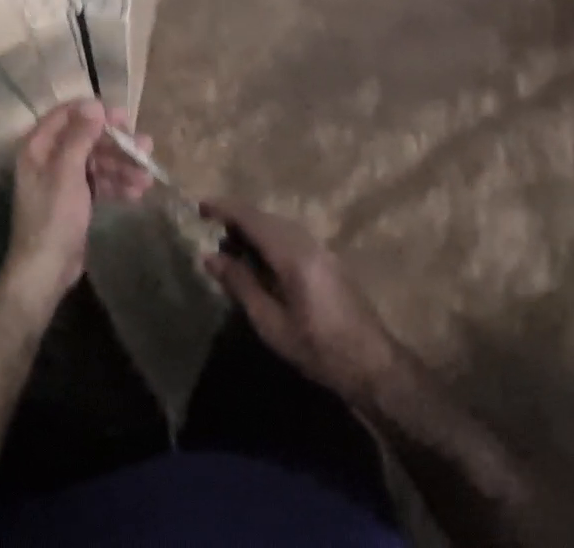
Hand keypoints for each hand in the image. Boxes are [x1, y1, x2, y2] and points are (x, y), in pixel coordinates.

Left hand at [3, 100, 153, 307]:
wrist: (46, 269)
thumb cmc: (53, 217)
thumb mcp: (67, 173)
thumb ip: (80, 137)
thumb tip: (94, 103)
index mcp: (38, 147)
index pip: (66, 115)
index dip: (94, 113)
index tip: (123, 117)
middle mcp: (48, 158)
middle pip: (86, 139)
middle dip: (116, 144)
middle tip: (146, 146)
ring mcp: (63, 180)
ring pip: (97, 162)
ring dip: (122, 167)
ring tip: (147, 177)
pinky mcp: (75, 200)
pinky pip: (98, 183)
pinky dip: (117, 185)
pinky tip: (138, 193)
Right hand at [201, 198, 413, 407]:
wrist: (374, 366)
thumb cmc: (318, 349)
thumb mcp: (270, 323)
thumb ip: (240, 284)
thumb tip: (210, 256)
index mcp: (293, 256)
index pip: (253, 219)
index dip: (225, 208)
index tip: (200, 207)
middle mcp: (309, 245)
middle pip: (267, 218)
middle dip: (237, 219)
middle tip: (212, 234)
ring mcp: (323, 252)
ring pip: (281, 226)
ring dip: (255, 229)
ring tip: (232, 249)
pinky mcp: (330, 263)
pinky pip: (293, 238)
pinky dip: (271, 240)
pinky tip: (261, 261)